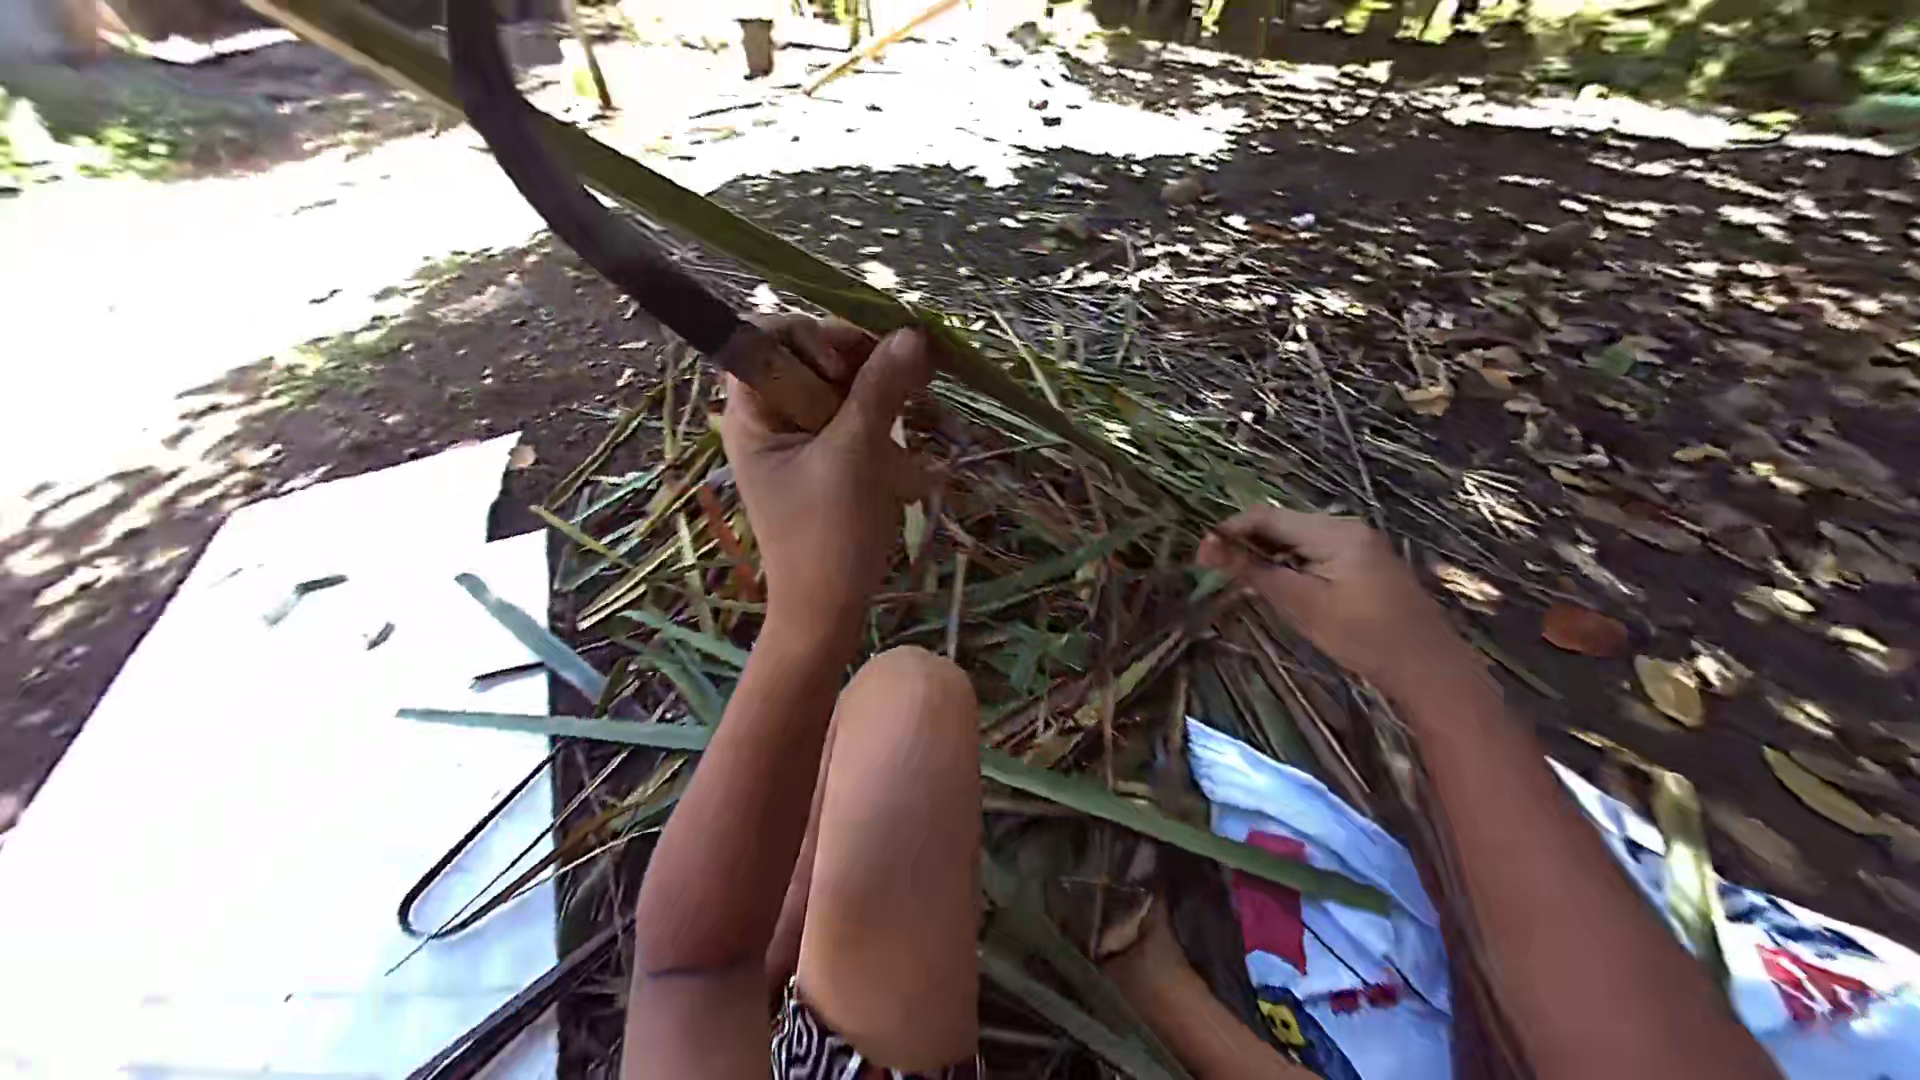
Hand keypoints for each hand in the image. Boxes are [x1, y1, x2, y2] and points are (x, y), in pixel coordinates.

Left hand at [719, 316, 932, 644]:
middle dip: (857, 363)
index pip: (767, 338)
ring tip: (911, 410)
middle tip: (903, 382)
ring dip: (877, 394)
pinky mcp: (823, 459)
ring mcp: (797, 439)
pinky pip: (850, 420)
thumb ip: (879, 391)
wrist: (828, 610)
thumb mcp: (856, 456)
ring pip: (836, 387)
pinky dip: (878, 424)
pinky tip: (902, 447)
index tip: (851, 364)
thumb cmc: (829, 535)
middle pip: (809, 357)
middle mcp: (769, 417)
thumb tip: (912, 334)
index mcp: (752, 412)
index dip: (812, 336)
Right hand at [1197, 506, 1477, 695]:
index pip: (1266, 516)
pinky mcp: (1361, 559)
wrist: (1427, 667)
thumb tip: (1206, 545)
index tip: (1200, 556)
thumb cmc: (1361, 636)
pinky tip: (1276, 583)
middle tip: (1215, 570)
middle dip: (1244, 542)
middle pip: (1280, 523)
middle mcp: (1345, 526)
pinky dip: (1287, 562)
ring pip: (1294, 538)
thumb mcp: (1299, 603)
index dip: (1228, 531)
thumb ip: (1252, 570)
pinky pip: (1311, 550)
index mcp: (1333, 531)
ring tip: (1239, 579)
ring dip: (1264, 553)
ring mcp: (1357, 541)